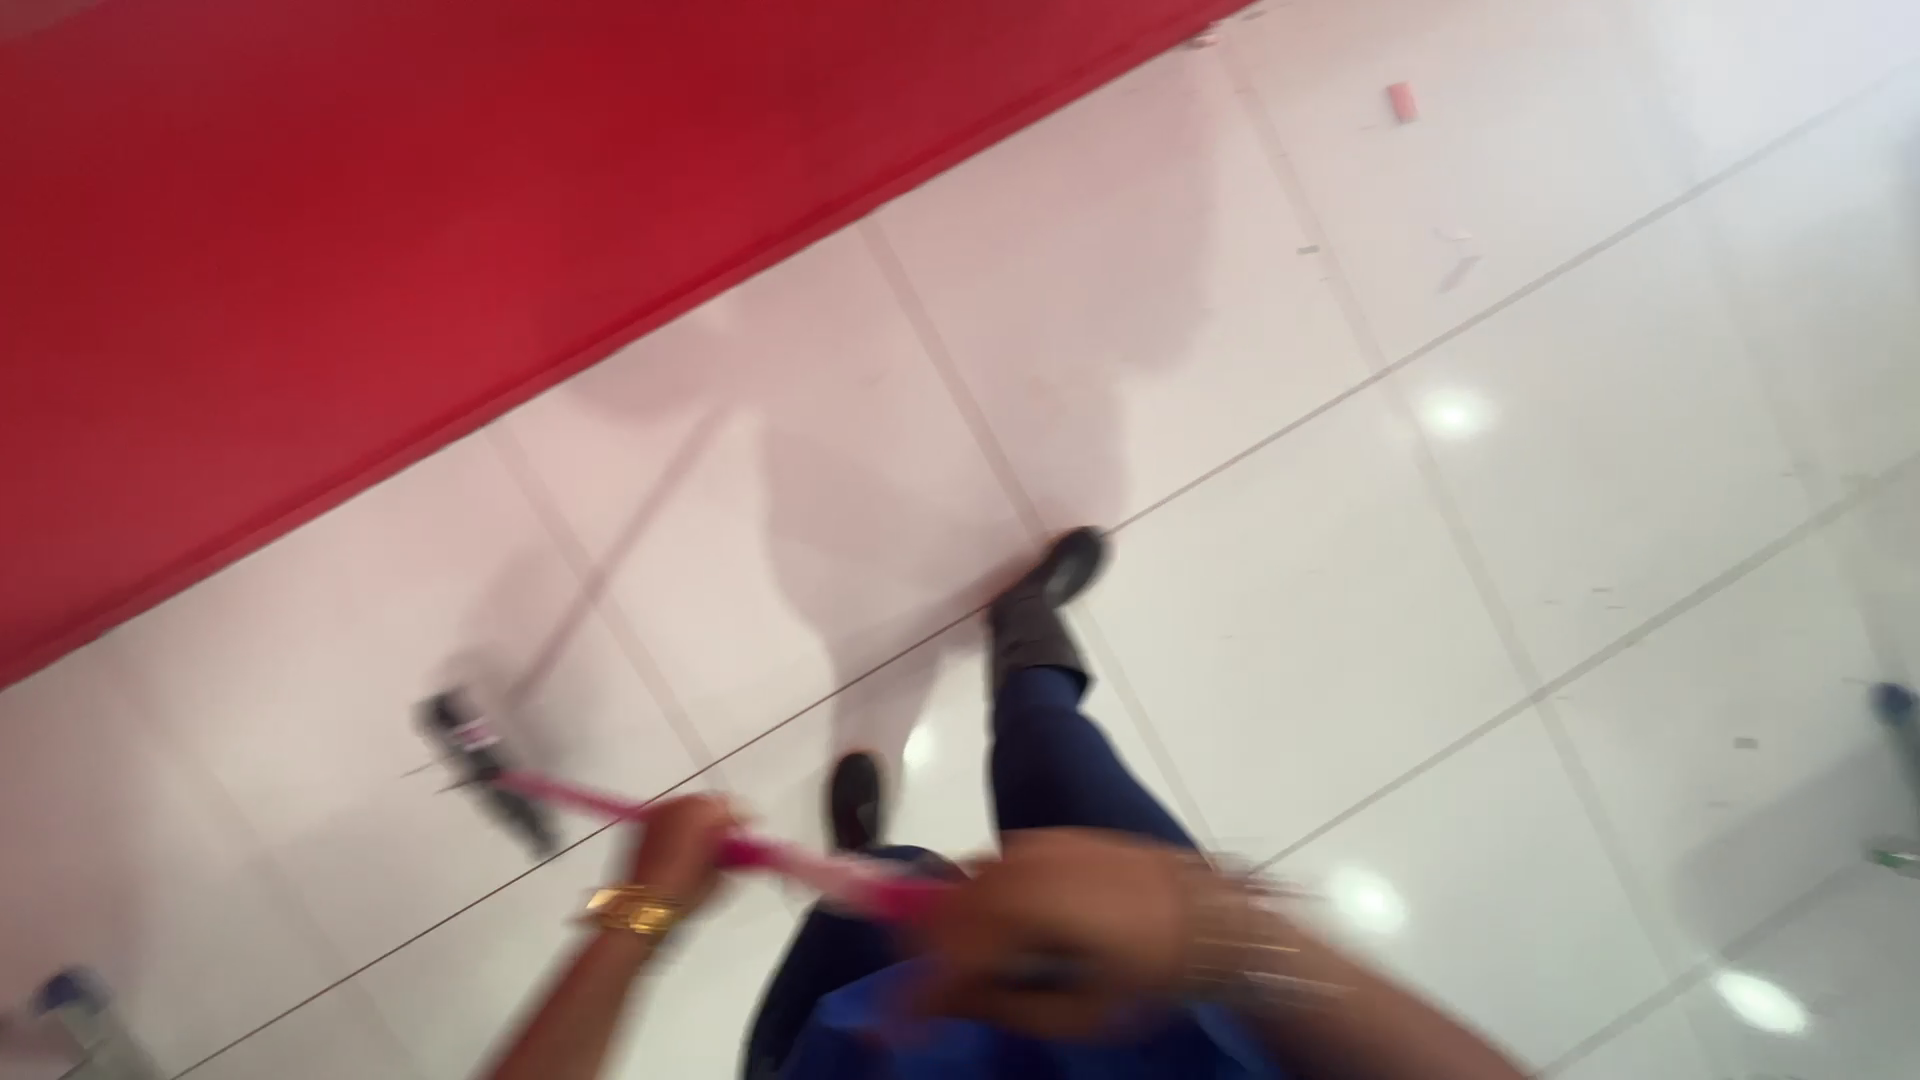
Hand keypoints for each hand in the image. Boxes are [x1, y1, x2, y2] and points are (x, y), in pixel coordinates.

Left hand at [626, 794, 738, 913]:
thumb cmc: (685, 894)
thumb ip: (734, 853)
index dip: (743, 820)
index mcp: (705, 814)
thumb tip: (738, 844)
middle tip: (725, 838)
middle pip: (711, 802)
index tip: (749, 830)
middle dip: (720, 817)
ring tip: (702, 842)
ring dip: (699, 819)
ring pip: (690, 806)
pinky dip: (679, 823)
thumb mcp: (721, 876)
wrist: (640, 909)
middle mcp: (682, 804)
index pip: (733, 807)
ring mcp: (660, 811)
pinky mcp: (644, 822)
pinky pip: (670, 815)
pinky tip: (682, 842)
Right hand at [914, 828, 1199, 1037]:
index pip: (952, 950)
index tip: (898, 1024)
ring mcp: (1037, 844)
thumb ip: (1006, 1004)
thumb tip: (952, 1003)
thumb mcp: (1080, 1010)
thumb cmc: (1146, 971)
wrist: (1204, 913)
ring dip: (950, 919)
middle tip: (919, 990)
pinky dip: (979, 892)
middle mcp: (1022, 866)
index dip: (920, 990)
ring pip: (967, 878)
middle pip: (948, 904)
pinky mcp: (1052, 836)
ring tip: (953, 958)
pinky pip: (996, 861)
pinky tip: (993, 919)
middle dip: (924, 948)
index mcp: (1028, 911)